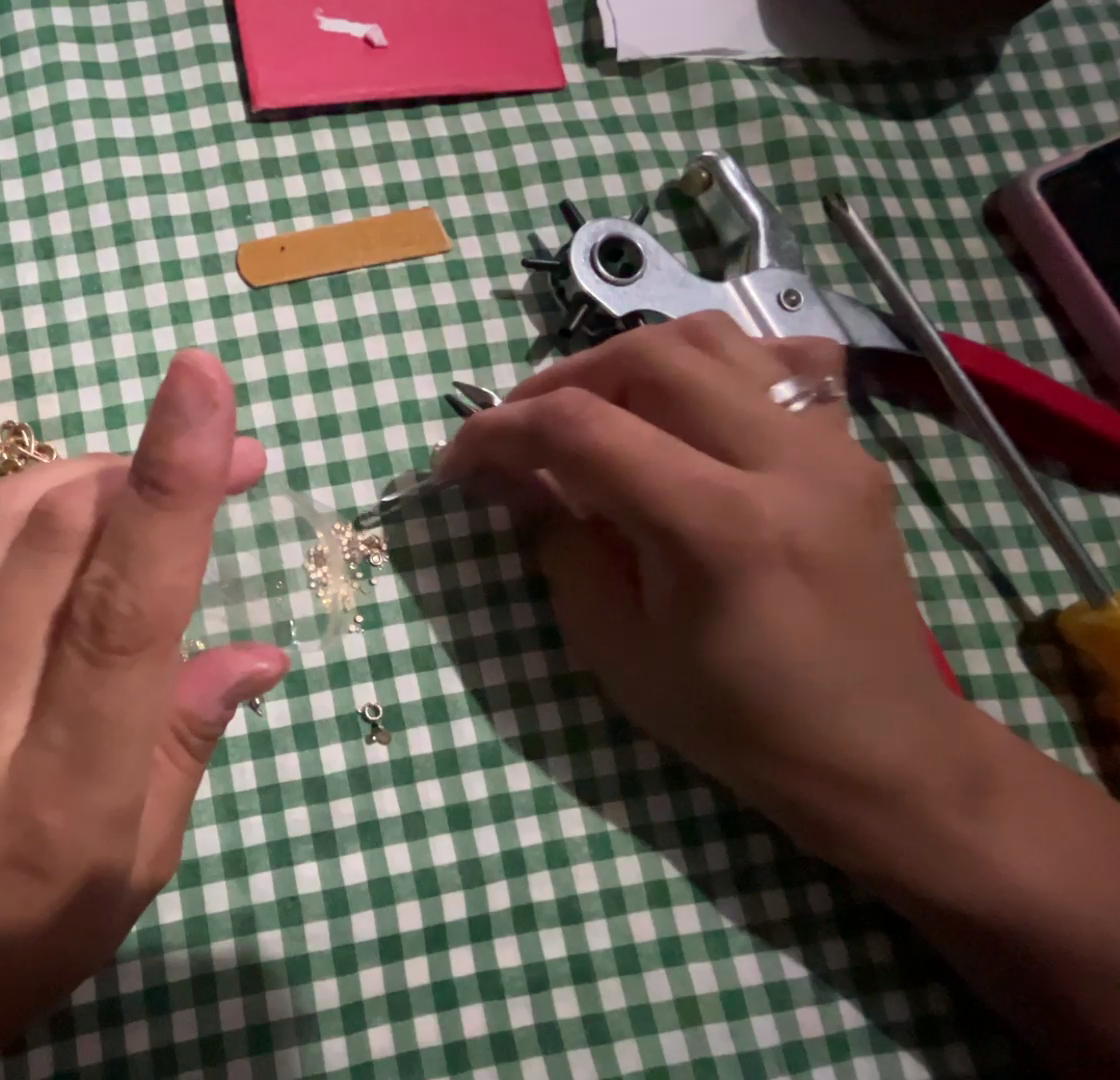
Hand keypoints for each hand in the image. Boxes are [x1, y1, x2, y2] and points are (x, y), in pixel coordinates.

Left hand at [0, 350, 286, 1078]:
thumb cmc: (22, 938)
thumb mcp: (137, 867)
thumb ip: (187, 744)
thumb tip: (258, 651)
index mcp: (67, 779)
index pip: (121, 610)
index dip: (168, 490)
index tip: (204, 390)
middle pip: (53, 540)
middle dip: (145, 463)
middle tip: (224, 445)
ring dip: (79, 473)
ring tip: (142, 477)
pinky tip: (39, 511)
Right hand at [438, 313, 962, 815]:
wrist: (873, 747)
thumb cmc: (728, 715)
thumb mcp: (612, 645)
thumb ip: (559, 544)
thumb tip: (514, 479)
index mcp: (715, 527)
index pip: (580, 430)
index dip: (497, 432)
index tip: (455, 462)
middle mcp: (782, 461)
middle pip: (646, 357)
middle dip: (554, 385)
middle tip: (515, 432)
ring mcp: (830, 445)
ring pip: (712, 338)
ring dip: (622, 361)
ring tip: (584, 411)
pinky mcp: (850, 449)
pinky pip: (773, 362)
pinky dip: (702, 365)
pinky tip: (674, 408)